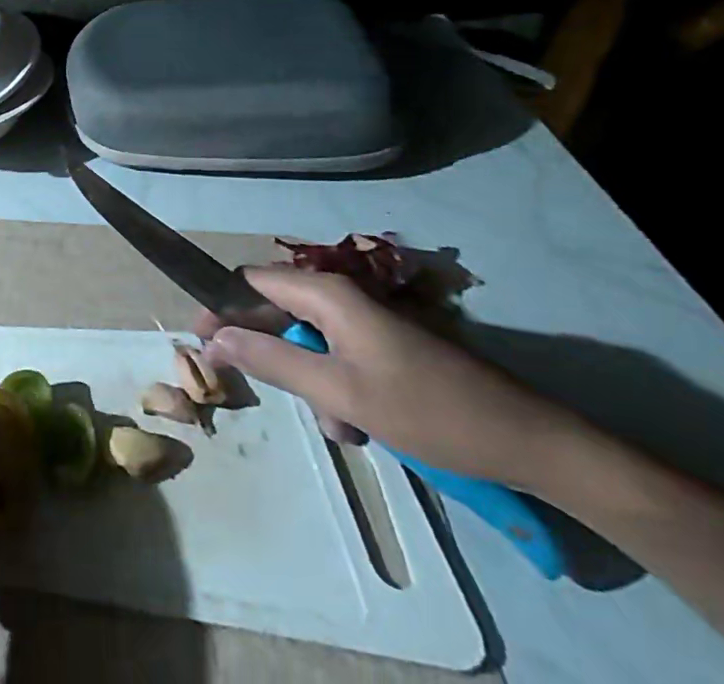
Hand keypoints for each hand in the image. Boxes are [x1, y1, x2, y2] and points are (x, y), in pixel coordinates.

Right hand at [195, 267, 588, 490]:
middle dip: (270, 358)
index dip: (221, 308)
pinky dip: (336, 394)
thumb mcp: (336, 390)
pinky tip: (359, 426)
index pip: (253, 281)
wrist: (525, 441)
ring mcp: (366, 327)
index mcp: (330, 295)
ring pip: (307, 348)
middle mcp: (344, 301)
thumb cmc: (425, 409)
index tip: (198, 342)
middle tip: (266, 393)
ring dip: (308, 386)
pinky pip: (337, 364)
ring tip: (338, 423)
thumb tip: (212, 337)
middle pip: (278, 315)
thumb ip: (269, 360)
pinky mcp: (384, 351)